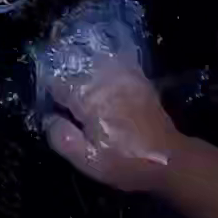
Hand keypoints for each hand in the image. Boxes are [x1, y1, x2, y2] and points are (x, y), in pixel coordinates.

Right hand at [37, 0, 184, 192]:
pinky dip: (100, 58)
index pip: (54, 81)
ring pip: (89, 56)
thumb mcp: (89, 162)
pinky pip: (111, 57)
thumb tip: (49, 117)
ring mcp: (120, 73)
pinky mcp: (133, 75)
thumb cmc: (126, 162)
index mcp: (87, 97)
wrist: (169, 158)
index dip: (48, 92)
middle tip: (60, 95)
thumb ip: (62, 138)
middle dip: (61, 73)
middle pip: (70, 64)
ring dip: (78, 63)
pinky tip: (96, 67)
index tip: (49, 104)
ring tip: (75, 79)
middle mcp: (102, 78)